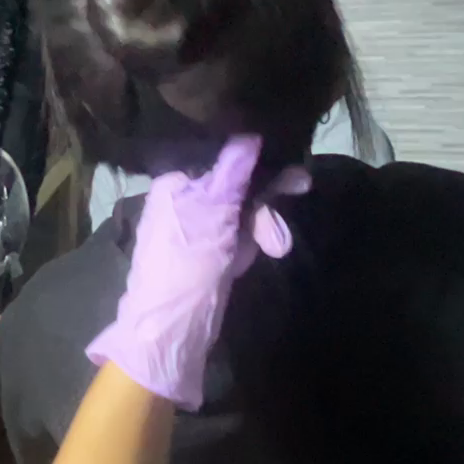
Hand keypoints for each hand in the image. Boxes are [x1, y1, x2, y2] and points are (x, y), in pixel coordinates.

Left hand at [86, 135, 301, 408]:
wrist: (171, 330)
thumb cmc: (187, 264)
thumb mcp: (214, 212)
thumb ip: (232, 172)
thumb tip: (249, 133)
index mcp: (174, 181)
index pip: (221, 156)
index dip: (257, 163)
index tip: (293, 173)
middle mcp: (182, 198)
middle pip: (236, 184)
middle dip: (264, 204)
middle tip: (289, 216)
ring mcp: (195, 226)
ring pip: (242, 210)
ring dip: (262, 226)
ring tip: (276, 247)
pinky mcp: (207, 250)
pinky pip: (238, 234)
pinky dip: (251, 242)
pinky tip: (261, 252)